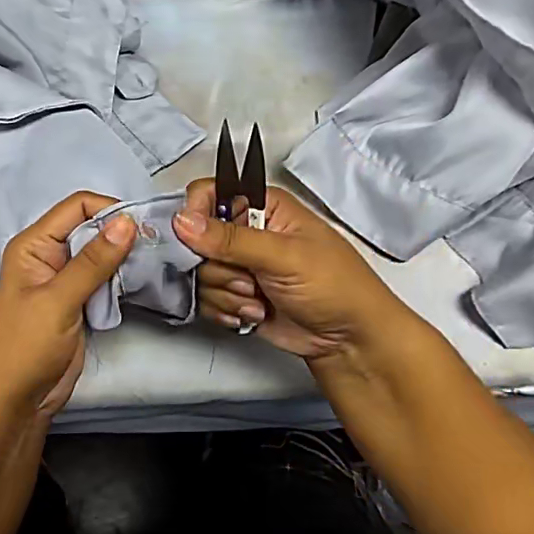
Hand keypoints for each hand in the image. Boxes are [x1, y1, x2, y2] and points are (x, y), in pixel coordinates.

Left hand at [0, 192, 137, 418]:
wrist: (14, 401)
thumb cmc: (24, 348)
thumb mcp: (59, 301)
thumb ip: (93, 261)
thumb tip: (126, 222)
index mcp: (33, 245)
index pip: (76, 207)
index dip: (109, 209)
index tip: (144, 225)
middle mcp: (47, 256)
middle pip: (90, 227)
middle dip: (121, 233)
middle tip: (157, 245)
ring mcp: (62, 280)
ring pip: (100, 253)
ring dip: (124, 256)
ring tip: (155, 261)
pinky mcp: (76, 302)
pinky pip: (102, 279)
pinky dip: (120, 279)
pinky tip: (140, 281)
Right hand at [171, 179, 425, 374]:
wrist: (348, 340)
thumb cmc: (336, 287)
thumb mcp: (284, 256)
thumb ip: (231, 239)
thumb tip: (184, 221)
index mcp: (263, 207)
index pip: (209, 193)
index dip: (196, 214)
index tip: (198, 240)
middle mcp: (246, 232)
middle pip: (196, 240)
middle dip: (219, 267)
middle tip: (247, 278)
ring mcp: (238, 265)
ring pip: (199, 273)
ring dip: (226, 293)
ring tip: (259, 299)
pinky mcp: (233, 294)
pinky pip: (205, 298)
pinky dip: (225, 310)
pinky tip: (252, 313)